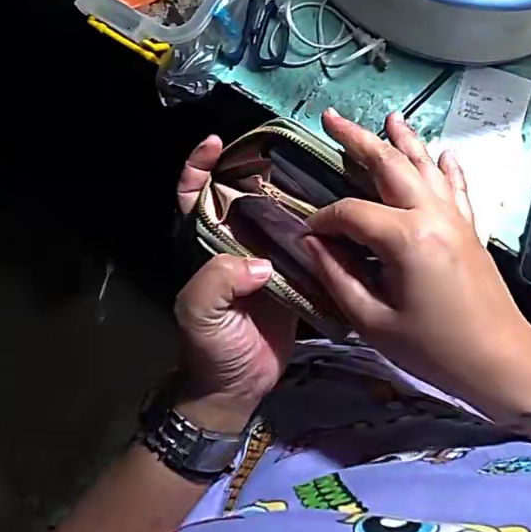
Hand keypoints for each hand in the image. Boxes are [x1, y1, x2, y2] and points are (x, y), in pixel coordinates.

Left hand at [172, 136, 296, 430]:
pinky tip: (336, 211)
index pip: (194, 196)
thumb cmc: (210, 348)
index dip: (199, 166)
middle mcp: (234, 244)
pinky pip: (302, 245)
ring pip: (275, 216)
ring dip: (291, 194)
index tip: (215, 142)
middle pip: (240, 196)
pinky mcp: (291, 277)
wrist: (238, 388)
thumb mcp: (199, 313)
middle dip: (255, 168)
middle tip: (282, 148)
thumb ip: (217, 281)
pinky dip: (315, 228)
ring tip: (316, 170)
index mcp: (205, 244)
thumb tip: (261, 263)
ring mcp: (263, 259)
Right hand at [301, 110, 530, 415]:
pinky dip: (446, 168)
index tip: (305, 235)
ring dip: (404, 139)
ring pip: (425, 166)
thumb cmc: (436, 350)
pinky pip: (457, 188)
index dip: (322, 221)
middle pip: (390, 165)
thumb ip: (338, 276)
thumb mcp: (373, 322)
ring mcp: (456, 218)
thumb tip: (312, 244)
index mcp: (406, 238)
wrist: (504, 364)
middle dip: (357, 139)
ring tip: (389, 116)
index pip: (350, 212)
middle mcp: (432, 215)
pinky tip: (443, 153)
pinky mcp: (469, 229)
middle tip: (331, 117)